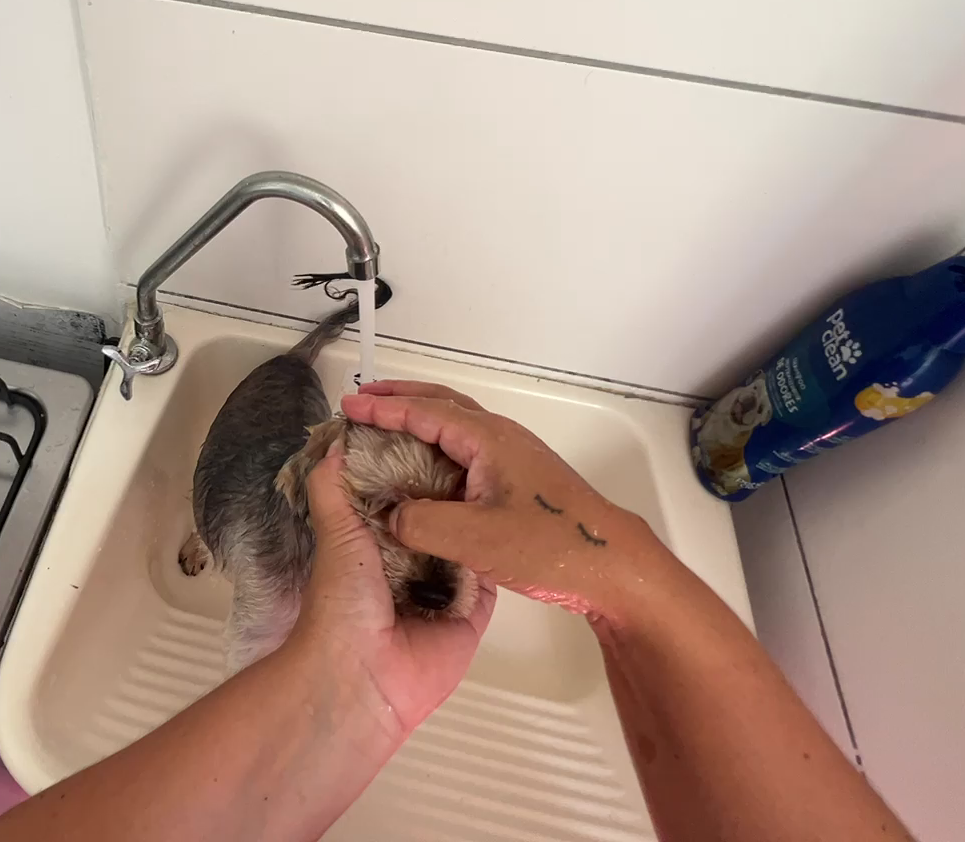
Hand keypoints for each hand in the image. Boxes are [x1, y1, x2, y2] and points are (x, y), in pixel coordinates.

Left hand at [283, 436, 496, 738]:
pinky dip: (495, 556)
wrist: (364, 673)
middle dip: (454, 490)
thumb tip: (334, 440)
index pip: (403, 496)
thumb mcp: (334, 530)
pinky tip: (510, 523)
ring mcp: (443, 587)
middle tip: (478, 451)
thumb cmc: (343, 599)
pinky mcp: (471, 613)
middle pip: (440, 517)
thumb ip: (332, 487)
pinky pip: (489, 579)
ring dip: (479, 519)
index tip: (437, 429)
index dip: (417, 467)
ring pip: (468, 542)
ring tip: (501, 477)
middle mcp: (411, 560)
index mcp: (376, 540)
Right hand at [343, 381, 679, 623]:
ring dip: (419, 415)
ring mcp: (512, 454)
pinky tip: (426, 463)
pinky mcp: (519, 476)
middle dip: (399, 396)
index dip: (383, 408)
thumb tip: (389, 514)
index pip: (424, 412)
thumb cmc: (548, 547)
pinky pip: (465, 443)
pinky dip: (435, 438)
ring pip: (456, 420)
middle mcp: (499, 436)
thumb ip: (420, 523)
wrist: (616, 568)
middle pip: (441, 402)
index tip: (348, 406)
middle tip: (363, 399)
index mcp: (486, 439)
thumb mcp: (474, 539)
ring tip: (387, 422)